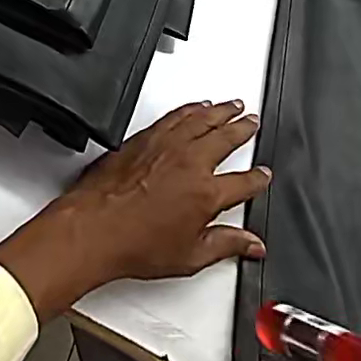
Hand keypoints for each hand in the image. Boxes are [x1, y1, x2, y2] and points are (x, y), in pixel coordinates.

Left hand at [0, 100, 271, 319]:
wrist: (96, 225)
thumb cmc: (135, 242)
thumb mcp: (190, 256)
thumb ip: (225, 245)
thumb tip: (251, 245)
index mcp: (205, 193)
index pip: (242, 183)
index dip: (257, 179)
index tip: (264, 174)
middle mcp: (189, 162)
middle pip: (225, 138)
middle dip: (243, 128)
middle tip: (253, 120)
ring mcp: (167, 145)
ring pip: (201, 118)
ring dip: (220, 110)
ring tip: (232, 103)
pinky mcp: (146, 136)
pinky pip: (176, 115)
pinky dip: (190, 108)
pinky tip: (196, 106)